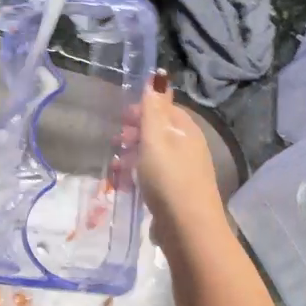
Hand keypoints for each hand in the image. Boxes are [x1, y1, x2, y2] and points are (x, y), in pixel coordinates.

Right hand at [129, 71, 225, 241]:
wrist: (188, 229)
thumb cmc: (169, 179)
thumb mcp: (156, 139)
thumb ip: (153, 109)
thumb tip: (158, 75)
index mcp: (188, 131)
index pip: (167, 110)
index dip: (145, 109)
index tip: (122, 117)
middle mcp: (190, 149)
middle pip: (161, 134)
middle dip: (137, 134)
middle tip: (116, 142)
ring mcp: (185, 174)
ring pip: (156, 157)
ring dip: (134, 157)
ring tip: (116, 167)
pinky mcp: (177, 195)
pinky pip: (155, 178)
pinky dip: (139, 177)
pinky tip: (126, 187)